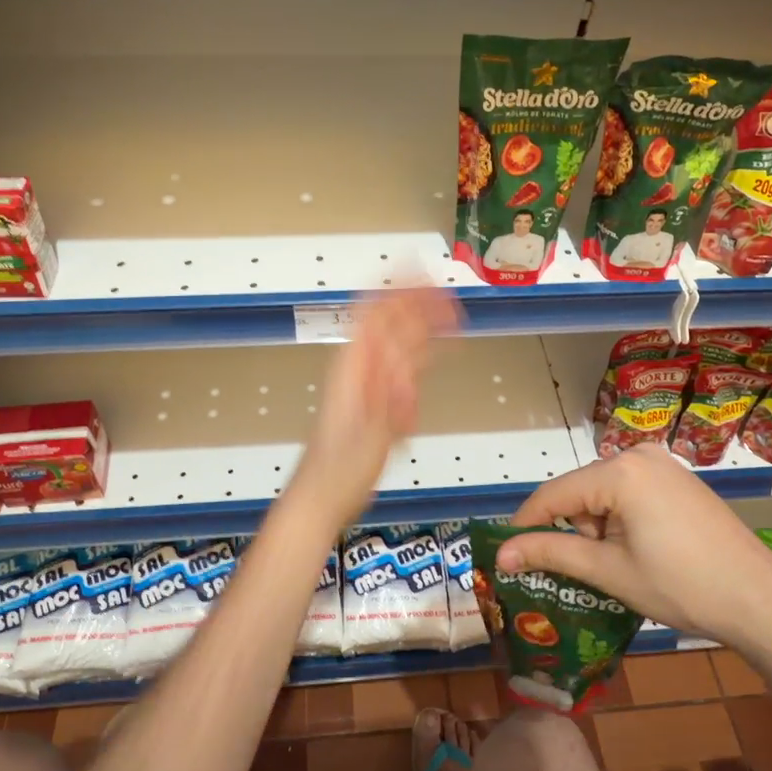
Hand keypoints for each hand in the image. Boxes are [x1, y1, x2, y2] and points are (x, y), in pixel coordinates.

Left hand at [287, 286, 461, 531]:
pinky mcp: (373, 400)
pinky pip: (400, 365)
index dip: (398, 287)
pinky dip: (421, 352)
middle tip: (450, 294)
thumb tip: (407, 365)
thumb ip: (389, 399)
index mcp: (353, 366)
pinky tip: (438, 350)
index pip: (375, 311)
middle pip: (389, 320)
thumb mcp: (371, 434)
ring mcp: (365, 382)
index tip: (424, 272)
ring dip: (422, 324)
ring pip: (397, 340)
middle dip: (418, 301)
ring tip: (451, 314)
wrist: (319, 498)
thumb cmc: (339, 470)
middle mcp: (358, 366)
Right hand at [498, 443, 771, 649]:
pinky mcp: (679, 479)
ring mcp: (663, 464)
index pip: (554, 494)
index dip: (527, 525)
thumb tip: (502, 554)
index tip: (506, 553)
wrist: (760, 600)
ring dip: (600, 528)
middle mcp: (639, 454)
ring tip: (623, 567)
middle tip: (593, 572)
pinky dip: (623, 520)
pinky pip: (631, 493)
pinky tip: (643, 553)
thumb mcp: (609, 571)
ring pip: (605, 493)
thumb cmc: (681, 585)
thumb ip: (552, 554)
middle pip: (581, 491)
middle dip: (575, 531)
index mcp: (619, 471)